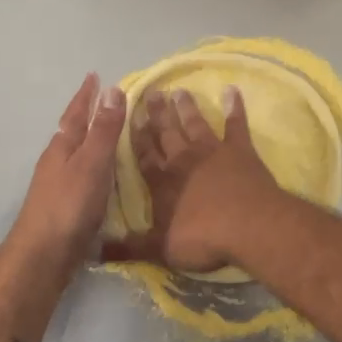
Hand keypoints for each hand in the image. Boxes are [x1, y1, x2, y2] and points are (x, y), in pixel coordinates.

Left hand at [10, 73, 126, 266]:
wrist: (43, 256)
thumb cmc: (69, 205)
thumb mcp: (92, 162)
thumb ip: (103, 129)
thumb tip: (112, 89)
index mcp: (62, 147)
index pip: (76, 113)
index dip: (86, 95)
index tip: (94, 75)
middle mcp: (57, 162)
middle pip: (73, 131)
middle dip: (88, 115)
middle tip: (104, 100)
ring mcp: (58, 186)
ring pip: (76, 154)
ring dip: (90, 141)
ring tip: (108, 135)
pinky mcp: (64, 208)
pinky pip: (82, 176)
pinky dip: (94, 167)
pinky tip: (103, 178)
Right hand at [101, 85, 280, 273]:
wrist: (247, 226)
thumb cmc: (202, 238)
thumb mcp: (159, 249)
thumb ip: (129, 247)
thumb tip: (94, 250)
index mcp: (162, 182)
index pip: (144, 156)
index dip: (137, 137)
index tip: (131, 116)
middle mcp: (182, 160)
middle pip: (166, 133)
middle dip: (157, 114)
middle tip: (152, 92)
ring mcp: (212, 152)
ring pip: (195, 124)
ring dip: (187, 108)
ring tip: (179, 91)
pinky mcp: (240, 151)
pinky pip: (236, 125)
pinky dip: (235, 108)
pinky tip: (232, 91)